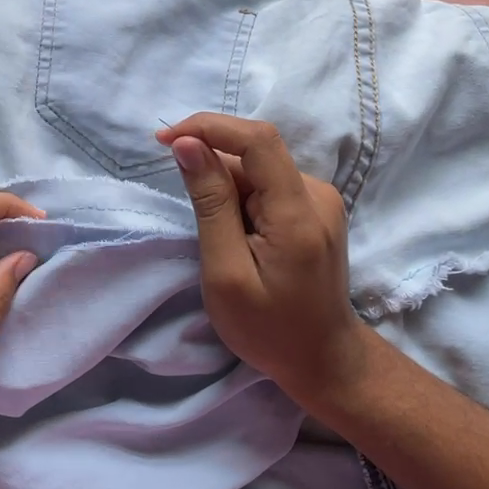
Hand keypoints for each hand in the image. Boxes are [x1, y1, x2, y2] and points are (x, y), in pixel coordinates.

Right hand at [155, 113, 362, 406]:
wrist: (324, 361)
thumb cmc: (269, 328)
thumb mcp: (225, 272)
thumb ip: (210, 204)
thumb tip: (188, 145)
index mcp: (298, 211)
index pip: (257, 139)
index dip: (208, 127)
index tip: (165, 141)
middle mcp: (317, 194)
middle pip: (253, 154)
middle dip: (211, 169)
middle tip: (190, 216)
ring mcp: (320, 200)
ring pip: (256, 169)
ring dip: (224, 189)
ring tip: (217, 241)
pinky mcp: (313, 209)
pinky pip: (265, 184)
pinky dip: (238, 199)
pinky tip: (233, 236)